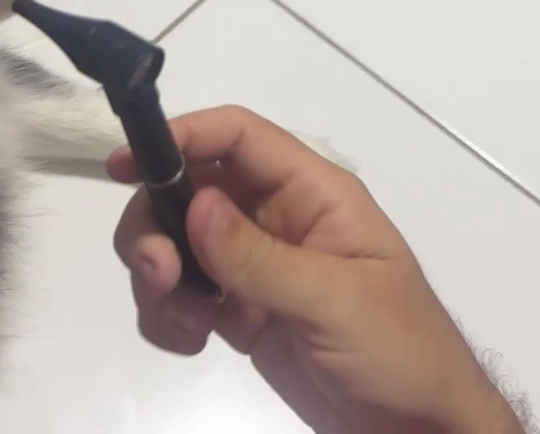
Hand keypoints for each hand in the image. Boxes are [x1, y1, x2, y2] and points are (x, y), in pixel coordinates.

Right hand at [111, 106, 524, 433]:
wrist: (416, 422)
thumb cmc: (397, 345)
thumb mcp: (335, 299)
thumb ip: (261, 257)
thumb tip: (195, 203)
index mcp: (314, 191)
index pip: (242, 138)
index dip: (184, 135)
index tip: (123, 163)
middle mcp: (281, 216)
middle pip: (196, 187)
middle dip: (159, 222)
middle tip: (157, 273)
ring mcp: (260, 262)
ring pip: (181, 240)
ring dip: (162, 274)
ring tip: (186, 322)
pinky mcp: (244, 308)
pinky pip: (187, 292)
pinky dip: (172, 314)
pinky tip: (198, 342)